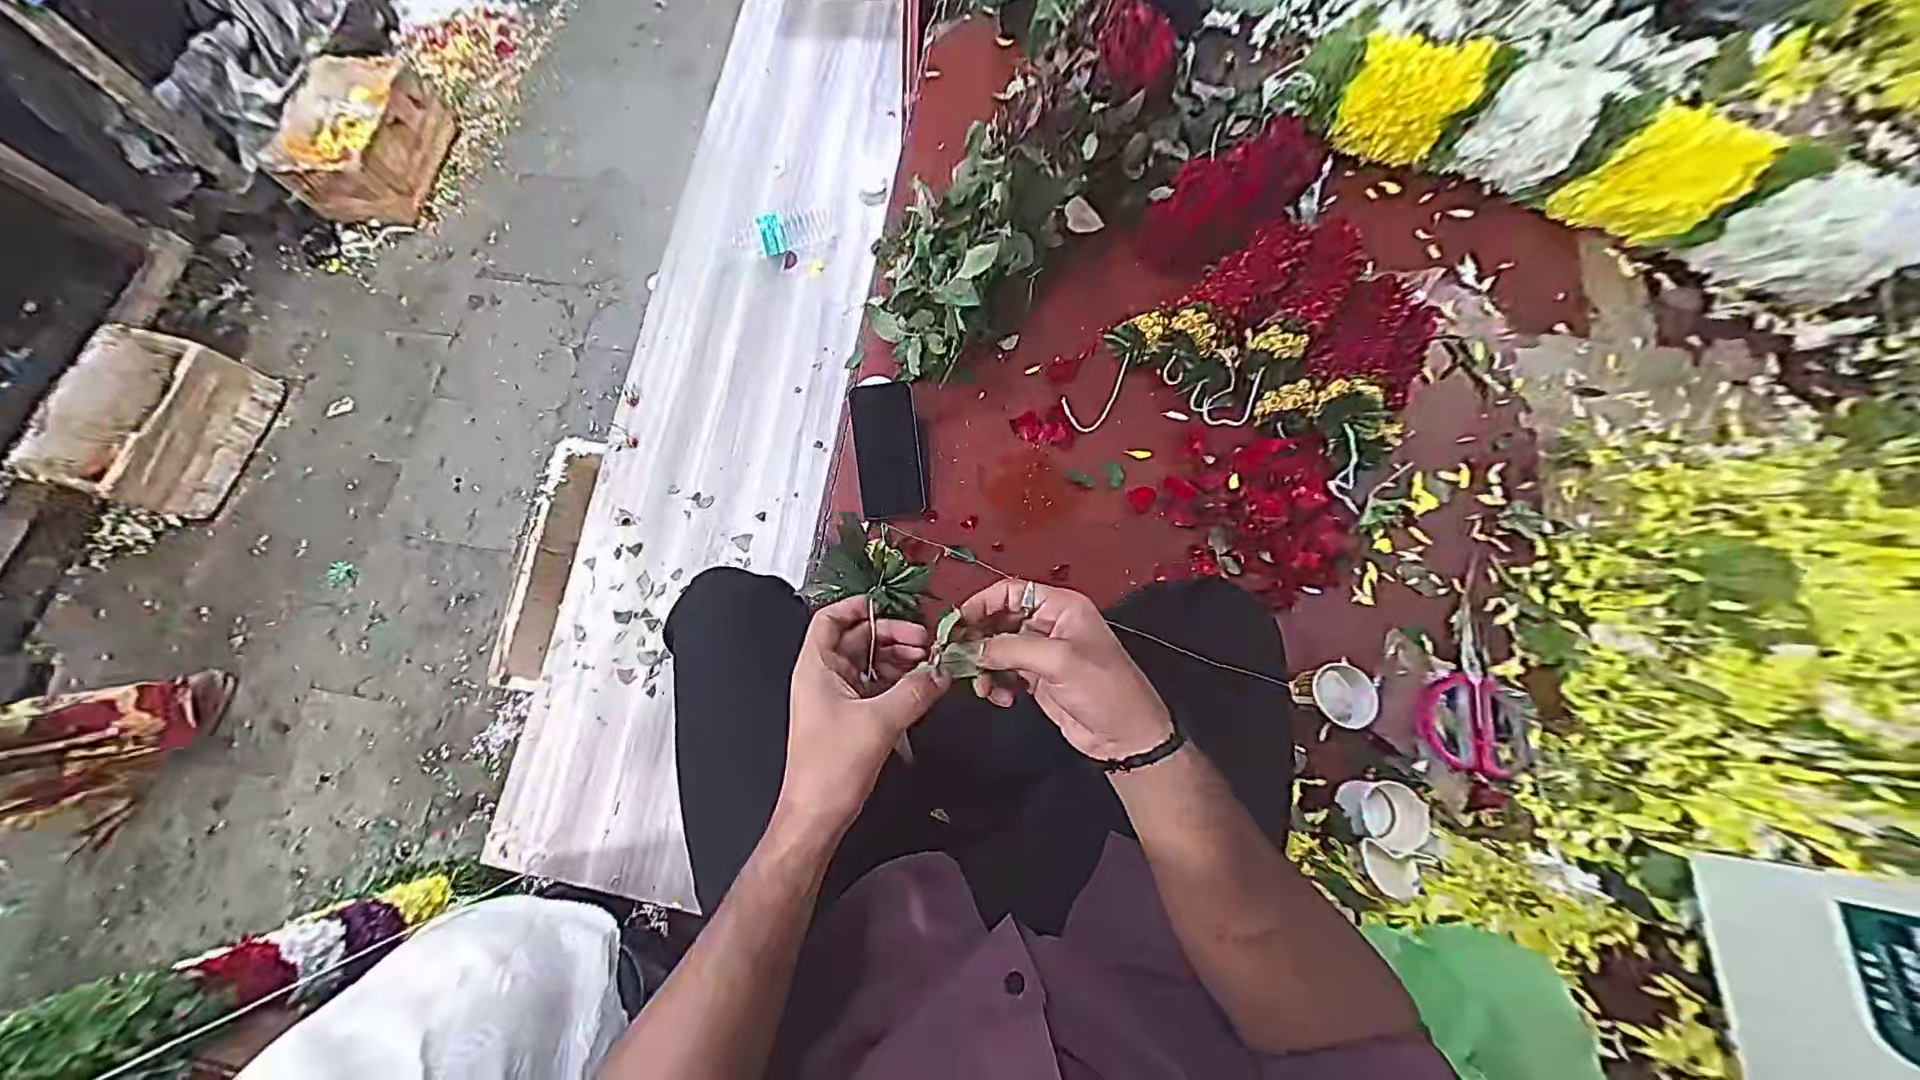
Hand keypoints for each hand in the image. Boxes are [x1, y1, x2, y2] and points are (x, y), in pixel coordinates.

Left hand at [774, 596, 948, 840]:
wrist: (817, 816)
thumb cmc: (831, 767)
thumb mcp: (879, 722)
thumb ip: (915, 691)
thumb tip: (942, 671)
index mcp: (816, 667)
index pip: (830, 619)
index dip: (857, 606)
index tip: (890, 606)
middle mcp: (824, 676)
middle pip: (858, 638)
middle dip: (893, 636)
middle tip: (925, 642)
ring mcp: (837, 696)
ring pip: (870, 662)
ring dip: (899, 659)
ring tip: (928, 663)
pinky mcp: (850, 715)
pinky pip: (876, 685)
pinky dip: (898, 681)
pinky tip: (921, 683)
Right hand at [960, 581, 1172, 761]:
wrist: (1126, 737)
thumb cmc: (1103, 688)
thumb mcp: (1058, 661)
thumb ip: (1010, 648)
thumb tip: (970, 647)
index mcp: (1061, 606)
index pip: (1010, 591)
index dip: (981, 604)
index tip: (957, 625)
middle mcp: (1049, 624)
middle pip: (999, 619)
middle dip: (977, 637)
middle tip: (956, 657)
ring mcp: (1041, 652)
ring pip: (996, 647)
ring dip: (983, 664)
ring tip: (982, 686)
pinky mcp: (1036, 679)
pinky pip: (1003, 671)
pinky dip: (994, 682)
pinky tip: (1000, 697)